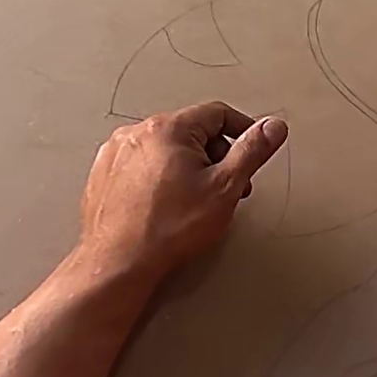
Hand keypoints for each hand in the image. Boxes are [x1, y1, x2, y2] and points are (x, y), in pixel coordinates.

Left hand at [72, 101, 286, 282]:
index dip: (244, 130)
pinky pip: (144, 167)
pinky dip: (161, 180)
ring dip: (189, 169)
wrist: (120, 263)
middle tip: (227, 187)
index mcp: (168, 129)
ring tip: (195, 203)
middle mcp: (137, 134)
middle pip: (192, 132)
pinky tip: (169, 207)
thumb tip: (272, 127)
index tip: (253, 146)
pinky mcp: (104, 175)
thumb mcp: (225, 187)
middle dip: (217, 157)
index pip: (218, 113)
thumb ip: (252, 151)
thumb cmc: (167, 230)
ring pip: (168, 150)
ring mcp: (117, 154)